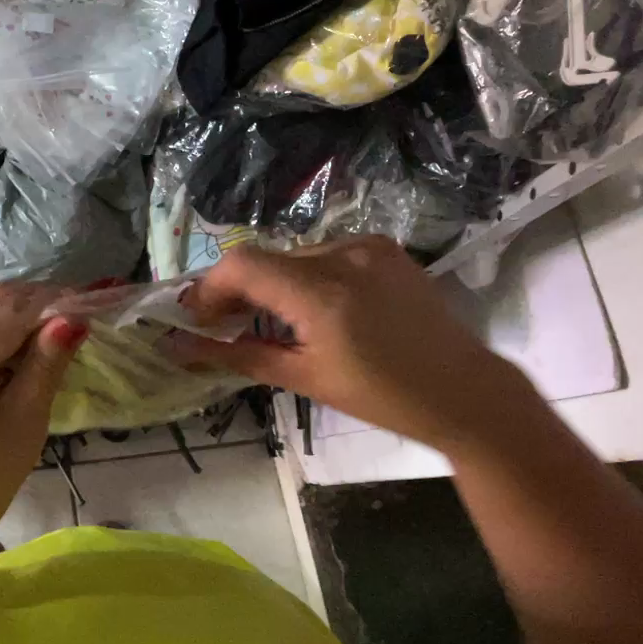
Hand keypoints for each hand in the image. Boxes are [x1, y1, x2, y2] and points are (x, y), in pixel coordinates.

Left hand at [0, 283, 88, 525]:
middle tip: (97, 302)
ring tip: (80, 314)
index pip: (12, 313)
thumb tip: (75, 317)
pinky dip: (22, 318)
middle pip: (4, 301)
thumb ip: (47, 362)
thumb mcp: (27, 415)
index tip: (101, 295)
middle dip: (51, 300)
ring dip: (38, 306)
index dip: (58, 301)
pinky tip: (50, 327)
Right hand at [179, 237, 537, 450]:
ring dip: (269, 283)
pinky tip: (310, 307)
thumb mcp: (303, 378)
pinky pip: (324, 253)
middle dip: (235, 289)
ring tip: (268, 319)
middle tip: (223, 324)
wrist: (464, 390)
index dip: (209, 287)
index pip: (242, 264)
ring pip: (291, 255)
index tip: (198, 319)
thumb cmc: (382, 396)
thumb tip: (178, 350)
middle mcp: (343, 256)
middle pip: (263, 258)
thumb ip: (237, 355)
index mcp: (323, 295)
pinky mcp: (383, 247)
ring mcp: (367, 246)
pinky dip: (303, 276)